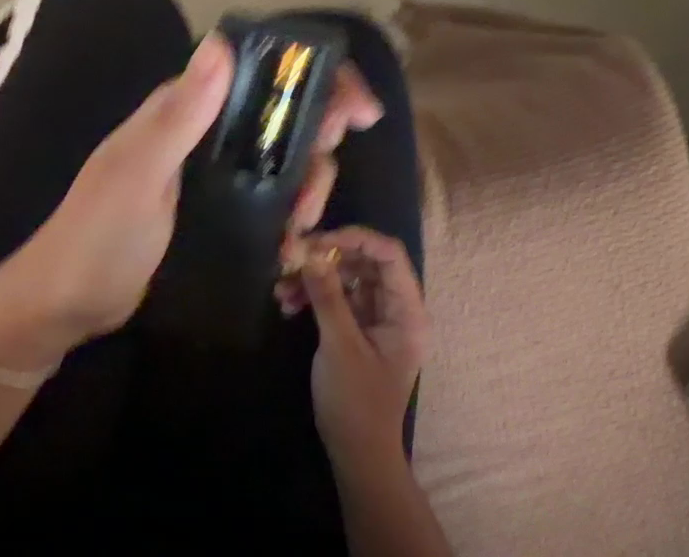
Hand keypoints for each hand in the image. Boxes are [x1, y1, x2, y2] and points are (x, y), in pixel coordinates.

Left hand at [2, 36, 384, 349]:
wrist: (65, 302)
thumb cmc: (98, 234)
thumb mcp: (139, 174)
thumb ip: (180, 114)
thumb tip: (221, 43)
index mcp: (179, 111)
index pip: (255, 73)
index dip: (311, 80)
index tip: (359, 109)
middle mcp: (196, 133)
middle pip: (276, 115)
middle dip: (315, 138)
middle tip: (321, 184)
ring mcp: (205, 174)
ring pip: (278, 158)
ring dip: (305, 183)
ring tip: (301, 224)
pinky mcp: (211, 212)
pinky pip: (266, 197)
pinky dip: (288, 212)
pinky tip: (291, 242)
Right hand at [300, 227, 428, 457]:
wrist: (357, 451)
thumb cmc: (357, 401)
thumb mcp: (340, 346)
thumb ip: (328, 296)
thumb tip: (311, 252)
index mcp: (408, 312)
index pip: (389, 255)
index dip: (354, 238)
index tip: (315, 239)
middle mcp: (396, 309)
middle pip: (364, 262)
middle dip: (326, 257)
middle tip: (290, 258)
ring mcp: (376, 318)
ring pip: (346, 277)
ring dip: (313, 277)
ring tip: (281, 289)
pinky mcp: (357, 328)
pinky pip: (336, 297)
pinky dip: (312, 295)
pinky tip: (287, 305)